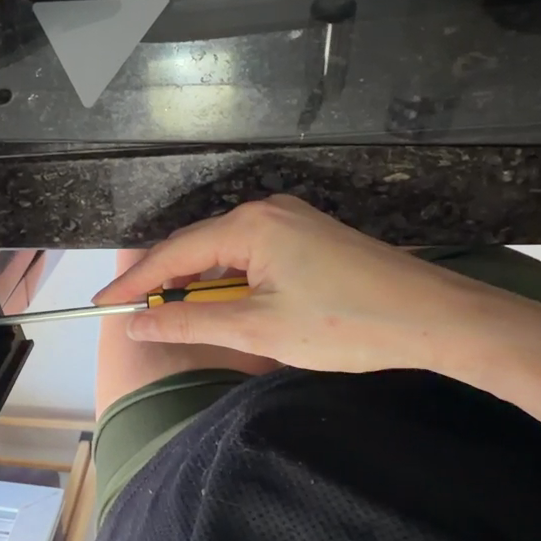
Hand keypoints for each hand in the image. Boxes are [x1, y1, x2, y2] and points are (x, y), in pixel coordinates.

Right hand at [95, 195, 510, 374]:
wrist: (438, 319)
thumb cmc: (347, 325)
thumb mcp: (259, 329)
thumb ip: (191, 321)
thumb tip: (137, 324)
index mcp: (250, 225)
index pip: (173, 254)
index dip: (135, 284)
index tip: (101, 307)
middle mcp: (267, 210)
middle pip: (196, 246)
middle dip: (163, 282)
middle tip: (133, 316)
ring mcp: (291, 220)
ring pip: (224, 251)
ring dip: (198, 283)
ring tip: (172, 315)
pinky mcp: (309, 236)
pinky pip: (251, 254)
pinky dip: (228, 280)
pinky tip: (224, 304)